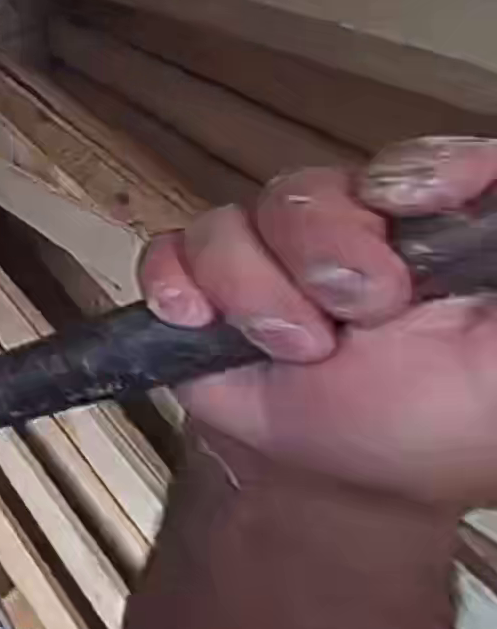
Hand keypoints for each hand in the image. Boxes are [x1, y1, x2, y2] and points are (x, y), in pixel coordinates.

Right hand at [140, 136, 496, 508]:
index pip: (430, 165)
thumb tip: (489, 208)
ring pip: (226, 223)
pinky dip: (174, 286)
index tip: (403, 200)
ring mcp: (255, 250)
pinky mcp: (186, 272)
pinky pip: (164, 251)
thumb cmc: (439, 423)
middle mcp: (345, 231)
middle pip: (308, 190)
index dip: (415, 166)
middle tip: (351, 309)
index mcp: (433, 239)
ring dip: (249, 289)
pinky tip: (198, 321)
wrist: (325, 463)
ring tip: (287, 345)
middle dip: (321, 250)